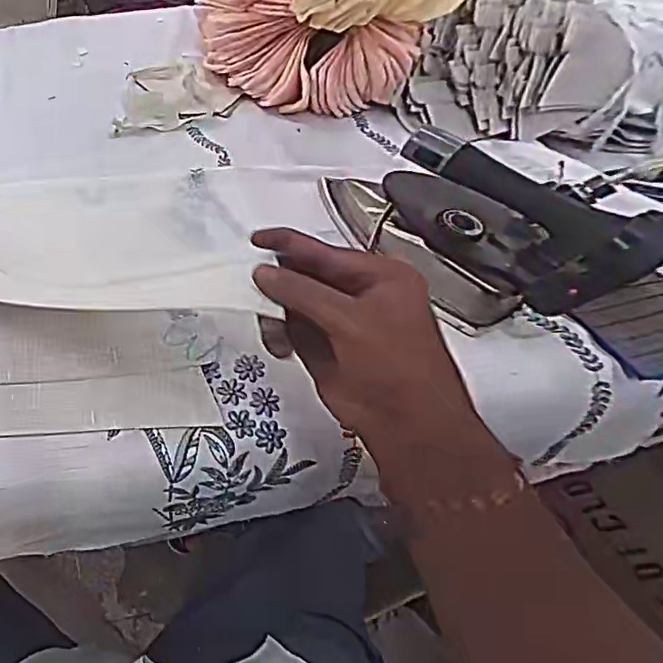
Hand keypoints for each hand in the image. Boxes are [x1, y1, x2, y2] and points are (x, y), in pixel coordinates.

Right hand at [250, 228, 500, 471]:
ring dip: (277, 312)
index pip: (326, 252)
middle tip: (255, 282)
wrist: (407, 424)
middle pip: (306, 277)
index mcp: (380, 278)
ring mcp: (341, 323)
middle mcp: (360, 297)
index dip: (290, 245)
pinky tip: (280, 344)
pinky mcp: (325, 348)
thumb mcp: (349, 320)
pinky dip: (279, 335)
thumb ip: (303, 292)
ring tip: (272, 323)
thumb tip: (269, 274)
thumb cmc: (404, 372)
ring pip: (294, 305)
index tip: (260, 239)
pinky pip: (291, 331)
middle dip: (280, 283)